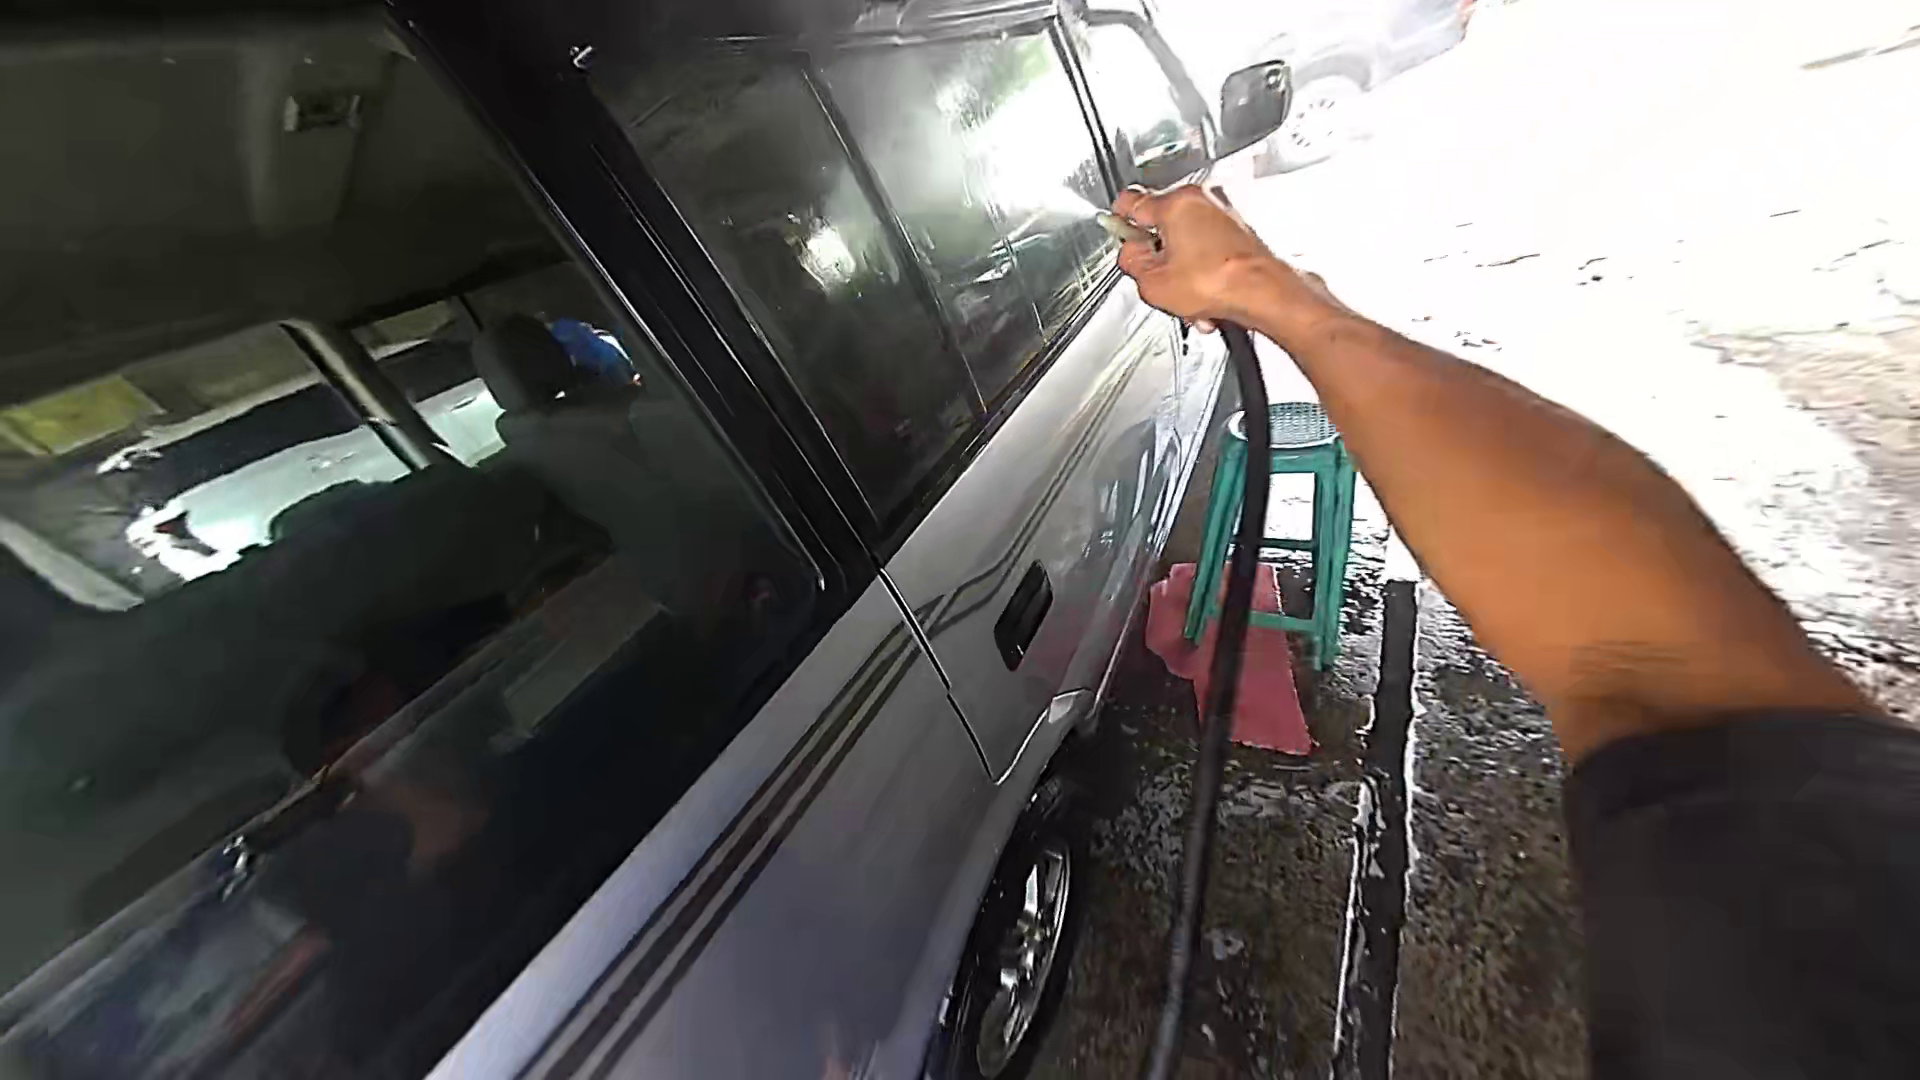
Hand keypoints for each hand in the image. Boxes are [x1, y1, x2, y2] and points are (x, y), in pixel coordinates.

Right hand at [1111, 185, 1344, 344]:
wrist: (1261, 292)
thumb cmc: (1217, 282)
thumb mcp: (1151, 282)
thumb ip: (1130, 263)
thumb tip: (1128, 254)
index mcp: (1176, 204)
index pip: (1132, 201)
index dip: (1117, 218)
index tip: (1113, 224)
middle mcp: (1202, 200)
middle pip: (1160, 226)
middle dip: (1155, 256)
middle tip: (1153, 277)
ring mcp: (1221, 214)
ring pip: (1183, 243)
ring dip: (1178, 271)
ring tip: (1184, 294)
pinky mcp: (1235, 232)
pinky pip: (1204, 252)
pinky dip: (1199, 273)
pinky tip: (1202, 296)